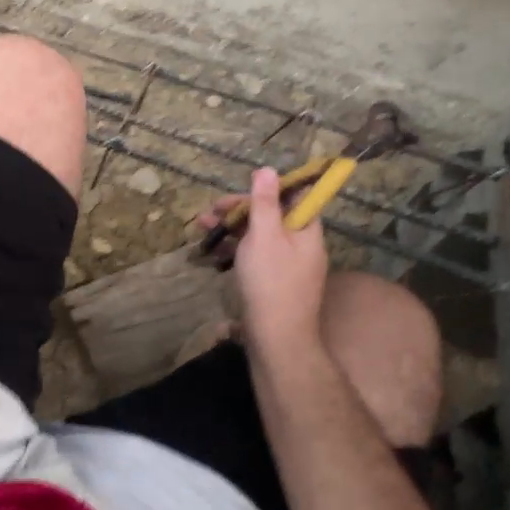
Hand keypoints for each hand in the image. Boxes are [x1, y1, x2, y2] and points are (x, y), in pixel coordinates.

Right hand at [212, 168, 327, 358]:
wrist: (277, 340)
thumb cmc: (271, 282)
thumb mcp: (264, 236)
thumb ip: (264, 202)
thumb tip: (268, 169)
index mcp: (306, 232)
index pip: (295, 198)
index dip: (270, 189)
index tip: (243, 187)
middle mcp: (301, 246)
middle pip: (272, 216)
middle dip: (240, 209)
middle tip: (211, 210)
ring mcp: (288, 266)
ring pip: (259, 235)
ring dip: (232, 227)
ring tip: (202, 227)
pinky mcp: (273, 282)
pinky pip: (255, 254)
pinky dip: (236, 248)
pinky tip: (214, 251)